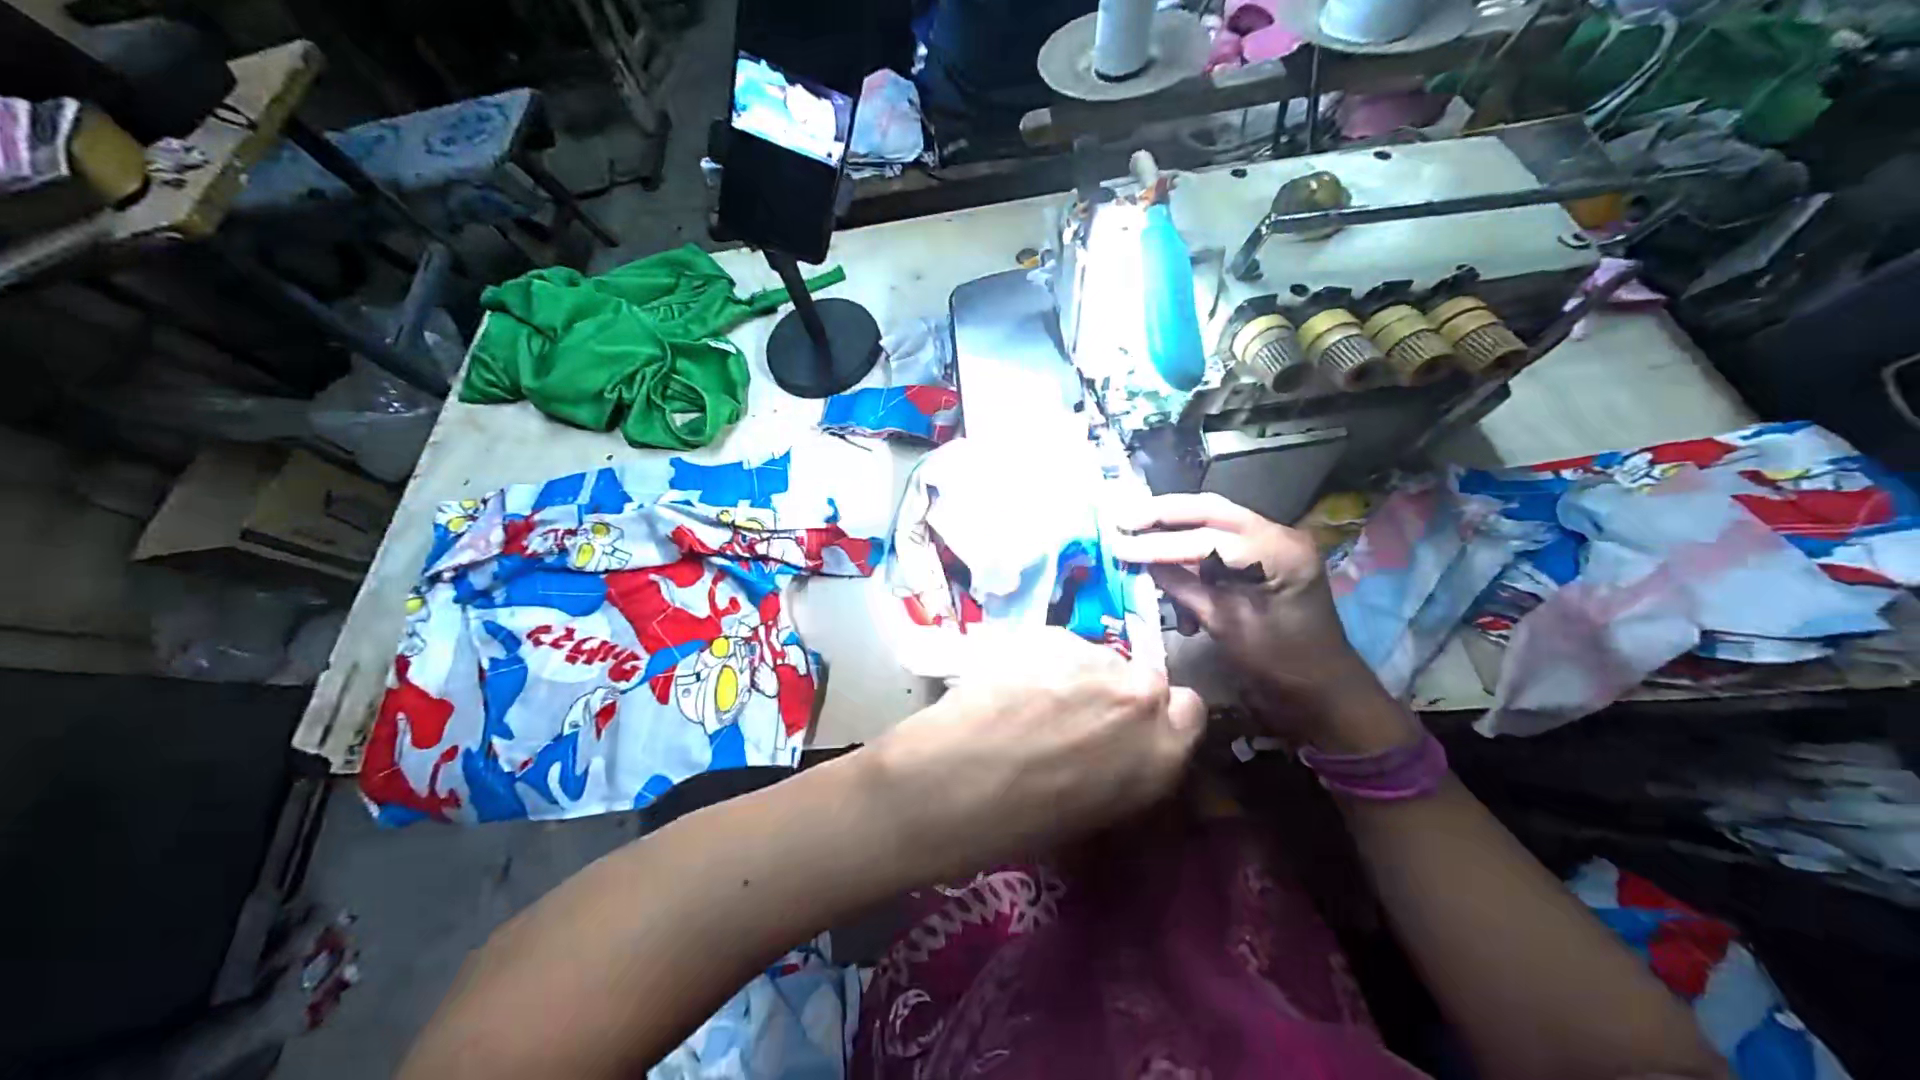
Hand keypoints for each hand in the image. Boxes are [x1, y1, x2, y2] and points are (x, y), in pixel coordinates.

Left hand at [865, 628, 1203, 879]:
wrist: (949, 787)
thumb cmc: (1016, 825)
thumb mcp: (1092, 812)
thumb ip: (1120, 767)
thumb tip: (1111, 748)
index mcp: (1161, 755)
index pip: (1188, 711)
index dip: (1156, 716)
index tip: (1129, 724)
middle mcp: (1140, 699)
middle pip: (1144, 677)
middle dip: (1117, 690)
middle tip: (1075, 711)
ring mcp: (1094, 661)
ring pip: (1098, 656)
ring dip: (1077, 672)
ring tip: (1030, 698)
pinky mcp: (1050, 635)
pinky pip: (1058, 644)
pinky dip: (1039, 658)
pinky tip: (1005, 683)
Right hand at [1104, 493, 1410, 751]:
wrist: (1322, 688)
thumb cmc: (1280, 663)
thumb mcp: (1227, 625)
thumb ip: (1184, 588)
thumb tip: (1138, 563)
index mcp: (1280, 552)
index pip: (1208, 538)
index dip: (1159, 544)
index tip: (1119, 547)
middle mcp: (1279, 534)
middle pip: (1210, 510)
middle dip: (1162, 514)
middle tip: (1121, 520)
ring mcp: (1272, 541)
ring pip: (1211, 519)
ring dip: (1172, 529)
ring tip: (1133, 535)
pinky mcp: (1261, 555)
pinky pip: (1218, 540)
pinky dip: (1188, 550)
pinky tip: (1164, 569)